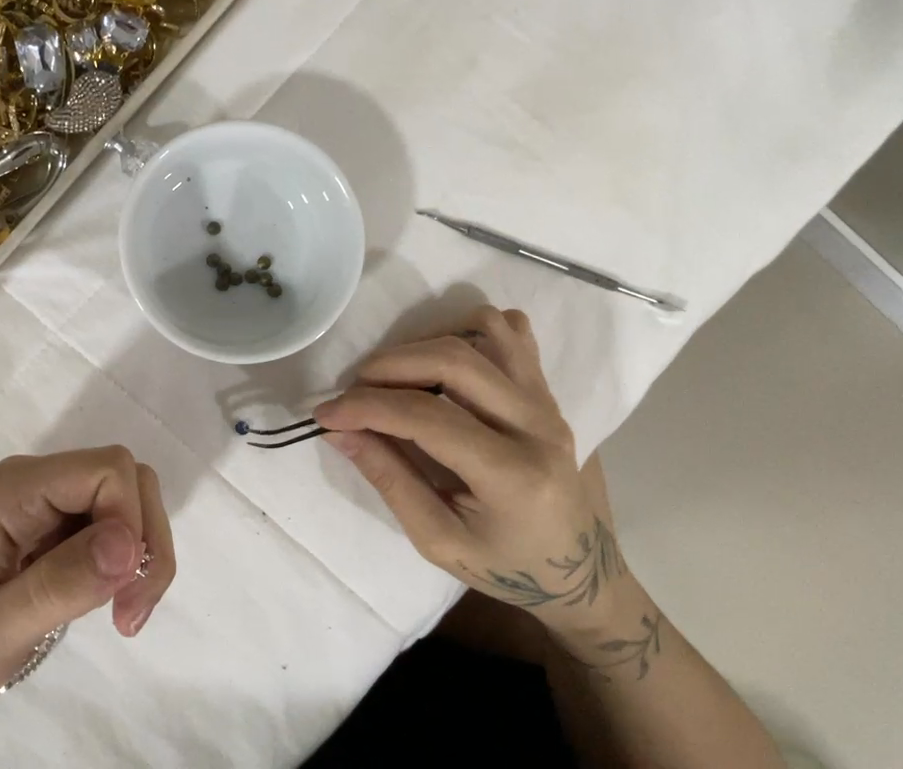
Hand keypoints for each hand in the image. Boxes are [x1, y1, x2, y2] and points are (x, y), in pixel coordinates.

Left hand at [0, 446, 175, 733]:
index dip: (130, 521)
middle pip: (123, 478)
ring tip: (125, 615)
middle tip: (131, 614)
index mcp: (9, 492)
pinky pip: (108, 527)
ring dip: (140, 553)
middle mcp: (29, 484)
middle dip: (144, 539)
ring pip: (123, 501)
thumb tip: (128, 542)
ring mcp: (40, 505)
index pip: (106, 469)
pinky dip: (126, 563)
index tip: (124, 592)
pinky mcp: (48, 530)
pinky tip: (111, 605)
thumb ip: (59, 585)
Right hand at [316, 307, 641, 646]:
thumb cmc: (506, 566)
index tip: (324, 412)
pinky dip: (469, 330)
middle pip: (454, 359)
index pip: (427, 416)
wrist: (578, 572)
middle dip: (388, 365)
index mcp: (513, 475)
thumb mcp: (438, 540)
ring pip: (486, 330)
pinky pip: (512, 331)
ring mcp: (549, 402)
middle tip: (353, 389)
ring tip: (396, 374)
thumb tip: (339, 430)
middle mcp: (538, 426)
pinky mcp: (548, 391)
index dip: (366, 406)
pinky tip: (441, 361)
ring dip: (427, 341)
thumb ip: (389, 479)